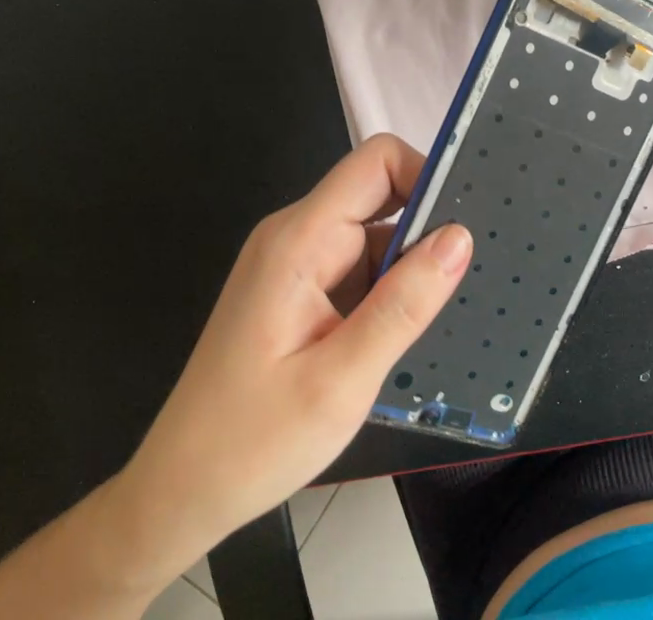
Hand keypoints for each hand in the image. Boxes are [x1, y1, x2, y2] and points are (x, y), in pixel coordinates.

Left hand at [119, 134, 471, 565]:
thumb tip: (459, 238)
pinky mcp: (296, 291)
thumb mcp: (343, 379)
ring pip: (371, 235)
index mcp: (299, 241)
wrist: (185, 487)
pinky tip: (401, 335)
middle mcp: (294, 237)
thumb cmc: (255, 440)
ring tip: (435, 322)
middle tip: (462, 287)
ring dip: (408, 269)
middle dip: (425, 230)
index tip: (467, 227)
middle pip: (377, 196)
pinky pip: (356, 267)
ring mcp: (292, 264)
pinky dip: (387, 291)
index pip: (375, 163)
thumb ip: (404, 305)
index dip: (427, 176)